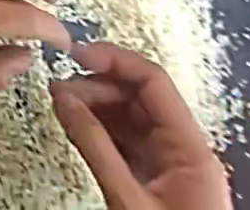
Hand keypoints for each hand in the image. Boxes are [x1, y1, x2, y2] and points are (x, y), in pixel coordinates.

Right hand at [51, 44, 231, 209]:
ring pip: (128, 116)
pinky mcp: (156, 182)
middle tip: (60, 92)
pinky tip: (76, 128)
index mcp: (190, 149)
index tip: (74, 55)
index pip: (152, 80)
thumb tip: (60, 94)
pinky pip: (125, 140)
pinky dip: (98, 129)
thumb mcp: (128, 201)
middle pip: (138, 95)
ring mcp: (169, 166)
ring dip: (94, 105)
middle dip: (96, 85)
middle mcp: (183, 150)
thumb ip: (94, 144)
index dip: (113, 59)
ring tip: (62, 108)